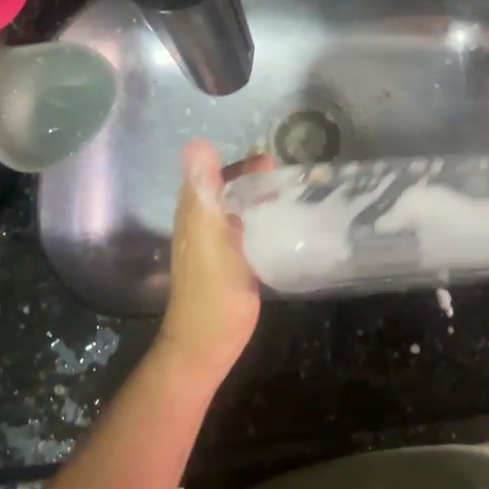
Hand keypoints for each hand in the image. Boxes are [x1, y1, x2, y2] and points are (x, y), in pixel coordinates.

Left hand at [156, 142, 273, 378]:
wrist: (209, 344)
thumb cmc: (210, 291)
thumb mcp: (208, 236)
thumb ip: (204, 192)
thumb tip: (197, 143)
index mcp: (195, 214)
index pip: (212, 175)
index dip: (238, 165)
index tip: (270, 161)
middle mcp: (205, 225)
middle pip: (228, 190)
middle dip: (255, 179)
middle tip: (288, 177)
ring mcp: (221, 245)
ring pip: (240, 209)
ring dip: (262, 198)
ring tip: (294, 194)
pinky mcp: (237, 262)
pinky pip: (250, 230)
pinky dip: (266, 220)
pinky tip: (288, 223)